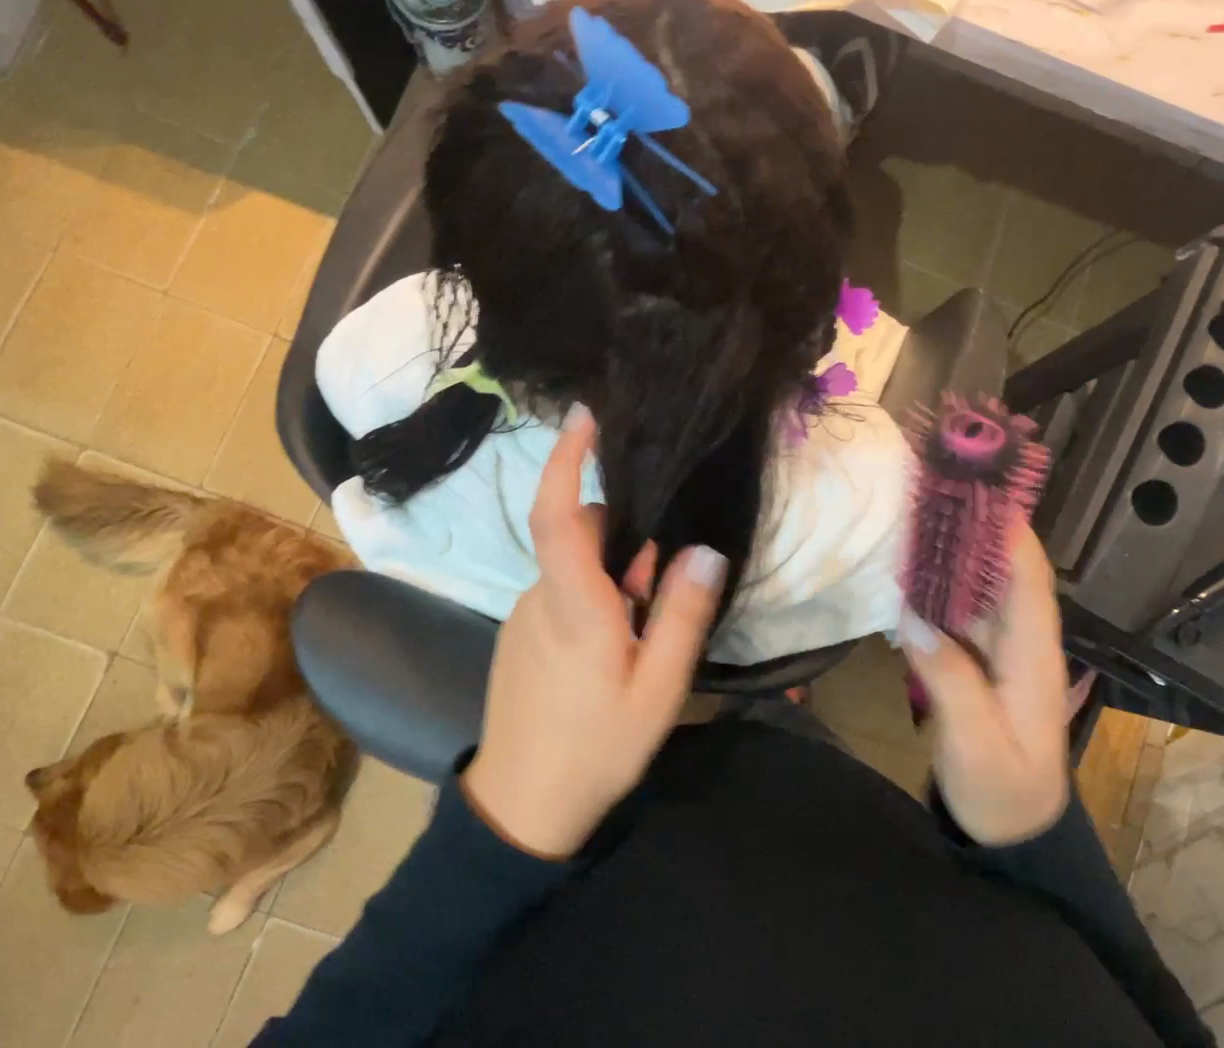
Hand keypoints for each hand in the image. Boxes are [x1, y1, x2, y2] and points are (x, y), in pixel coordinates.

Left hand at [463, 404, 725, 858]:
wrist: (520, 808)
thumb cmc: (596, 748)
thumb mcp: (659, 689)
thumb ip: (682, 616)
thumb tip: (703, 550)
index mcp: (573, 606)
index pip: (558, 514)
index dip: (566, 460)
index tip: (584, 416)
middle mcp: (539, 600)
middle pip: (577, 538)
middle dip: (621, 539)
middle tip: (663, 588)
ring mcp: (524, 620)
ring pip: (573, 571)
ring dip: (612, 579)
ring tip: (645, 633)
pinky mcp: (521, 640)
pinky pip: (561, 597)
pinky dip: (594, 600)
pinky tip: (617, 650)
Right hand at [900, 524, 1072, 845]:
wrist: (1012, 832)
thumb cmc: (1002, 789)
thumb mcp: (976, 743)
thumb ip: (950, 680)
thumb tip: (912, 619)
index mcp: (1034, 656)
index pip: (1029, 580)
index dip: (1008, 534)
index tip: (977, 492)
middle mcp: (1022, 644)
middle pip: (1004, 575)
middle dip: (975, 533)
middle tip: (931, 495)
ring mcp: (1001, 655)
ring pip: (981, 592)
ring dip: (953, 557)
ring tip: (914, 521)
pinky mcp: (980, 666)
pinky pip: (961, 617)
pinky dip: (938, 592)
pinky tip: (907, 576)